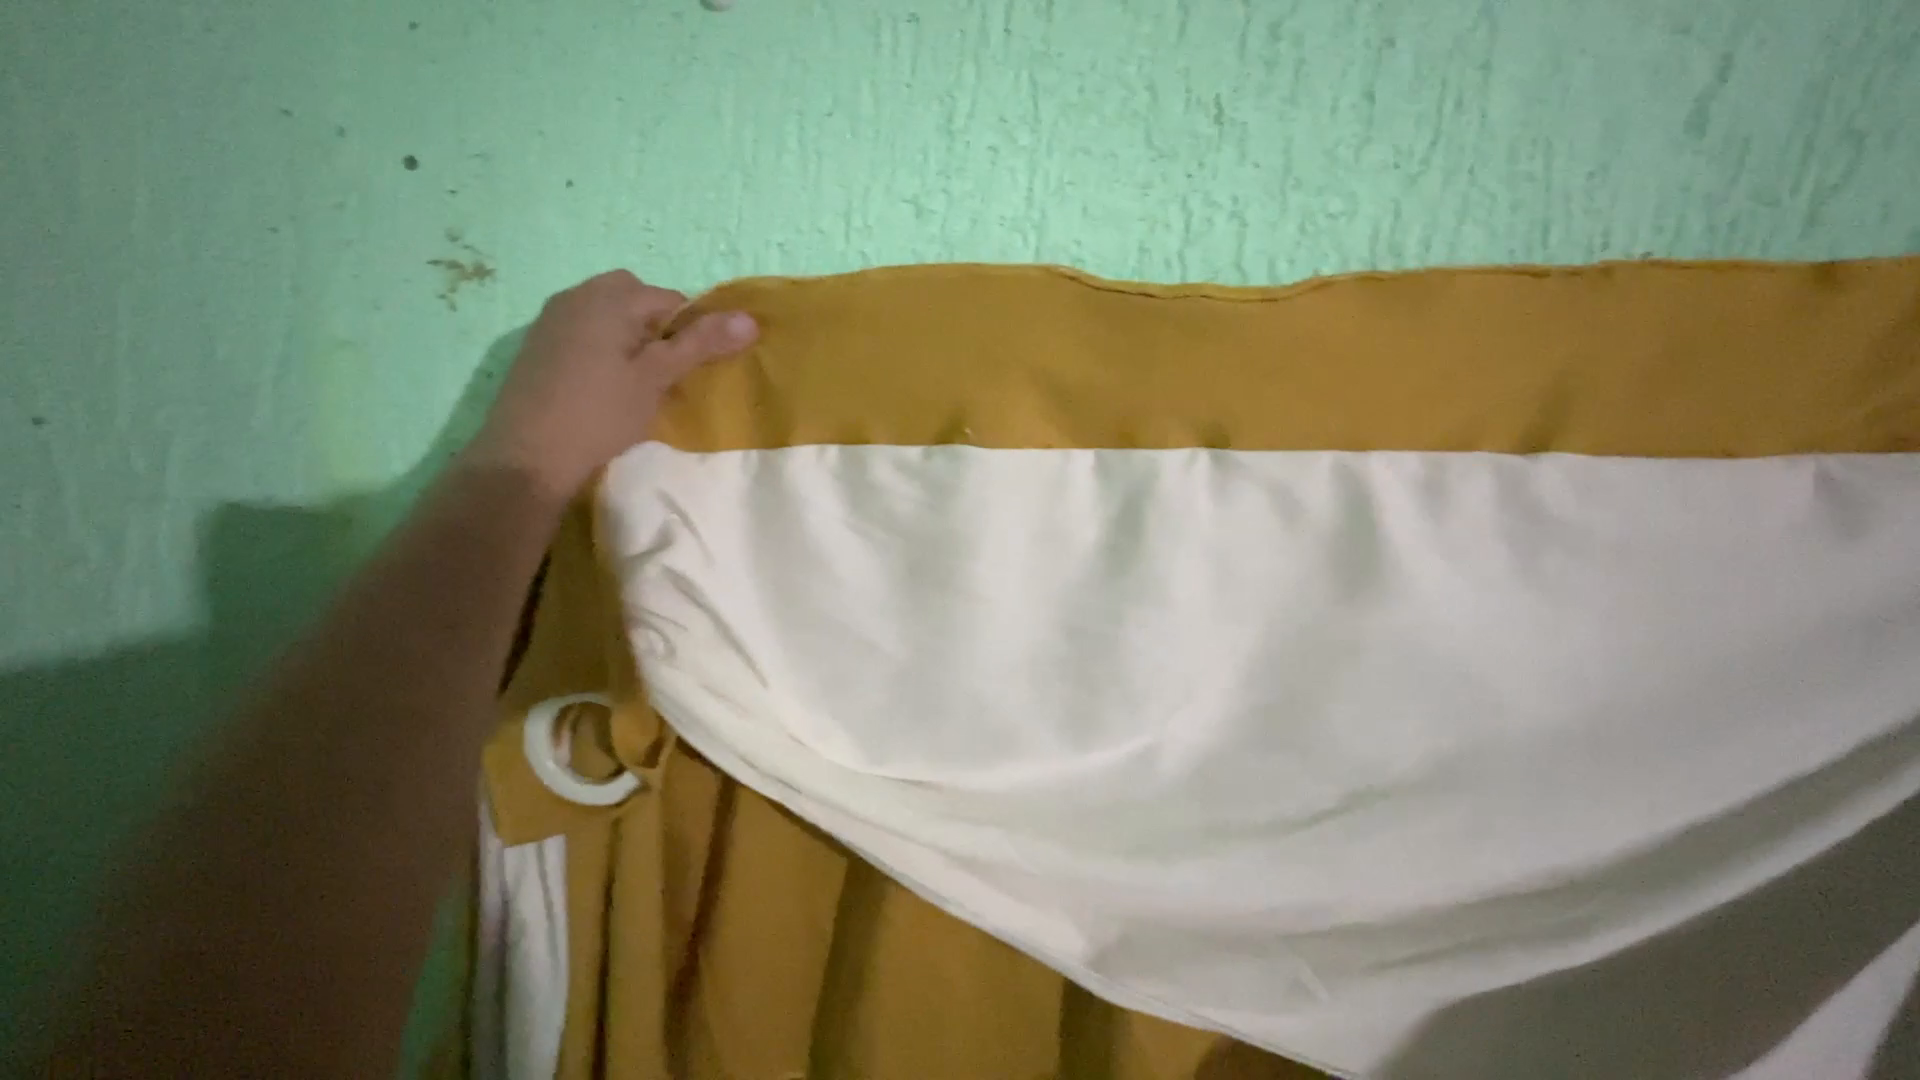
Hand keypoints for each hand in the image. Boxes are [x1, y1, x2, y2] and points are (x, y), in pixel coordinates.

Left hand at [465, 270, 757, 496]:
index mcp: (610, 297)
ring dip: (629, 339)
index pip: (670, 299)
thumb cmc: (600, 413)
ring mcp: (551, 319)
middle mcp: (577, 296)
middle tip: (663, 373)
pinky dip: (602, 350)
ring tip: (636, 384)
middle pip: (634, 298)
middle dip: (656, 328)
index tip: (688, 370)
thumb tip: (750, 320)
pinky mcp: (538, 346)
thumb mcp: (657, 378)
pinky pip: (583, 333)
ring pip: (607, 315)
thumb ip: (701, 345)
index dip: (690, 332)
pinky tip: (603, 389)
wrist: (527, 456)